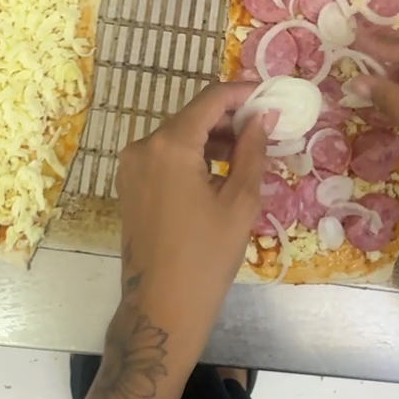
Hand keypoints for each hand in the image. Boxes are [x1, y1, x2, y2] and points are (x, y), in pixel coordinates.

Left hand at [114, 81, 266, 342]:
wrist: (162, 306)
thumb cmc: (207, 256)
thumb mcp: (240, 201)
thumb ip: (252, 150)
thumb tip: (262, 117)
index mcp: (170, 145)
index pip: (210, 100)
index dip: (242, 92)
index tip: (269, 93)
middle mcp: (143, 146)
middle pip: (192, 116)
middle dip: (229, 118)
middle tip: (265, 128)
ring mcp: (131, 166)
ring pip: (178, 136)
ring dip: (212, 138)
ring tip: (248, 154)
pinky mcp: (129, 184)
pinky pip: (165, 156)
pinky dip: (192, 156)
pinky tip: (219, 172)